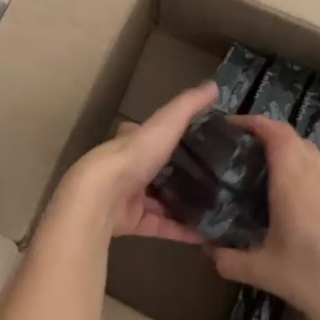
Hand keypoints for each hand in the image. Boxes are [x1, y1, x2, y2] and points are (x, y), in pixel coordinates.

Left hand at [47, 83, 216, 242]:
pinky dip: (182, 231)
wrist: (102, 195)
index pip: (151, 134)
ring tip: (217, 207)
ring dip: (184, 205)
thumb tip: (214, 85)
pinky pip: (162, 226)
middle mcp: (129, 167)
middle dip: (180, 174)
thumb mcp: (166, 123)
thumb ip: (188, 106)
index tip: (199, 142)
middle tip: (216, 178)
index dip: (171, 135)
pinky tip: (207, 234)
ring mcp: (130, 196)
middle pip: (158, 169)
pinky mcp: (133, 222)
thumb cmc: (134, 154)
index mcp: (132, 141)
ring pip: (161, 201)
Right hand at [211, 116, 319, 319]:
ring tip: (254, 167)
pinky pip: (316, 170)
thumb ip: (229, 259)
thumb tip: (206, 250)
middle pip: (292, 137)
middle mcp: (316, 177)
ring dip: (282, 149)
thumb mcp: (262, 271)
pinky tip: (280, 195)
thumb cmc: (313, 279)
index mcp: (294, 182)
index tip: (228, 126)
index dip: (253, 122)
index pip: (276, 133)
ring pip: (307, 152)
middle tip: (235, 147)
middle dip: (263, 133)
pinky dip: (296, 167)